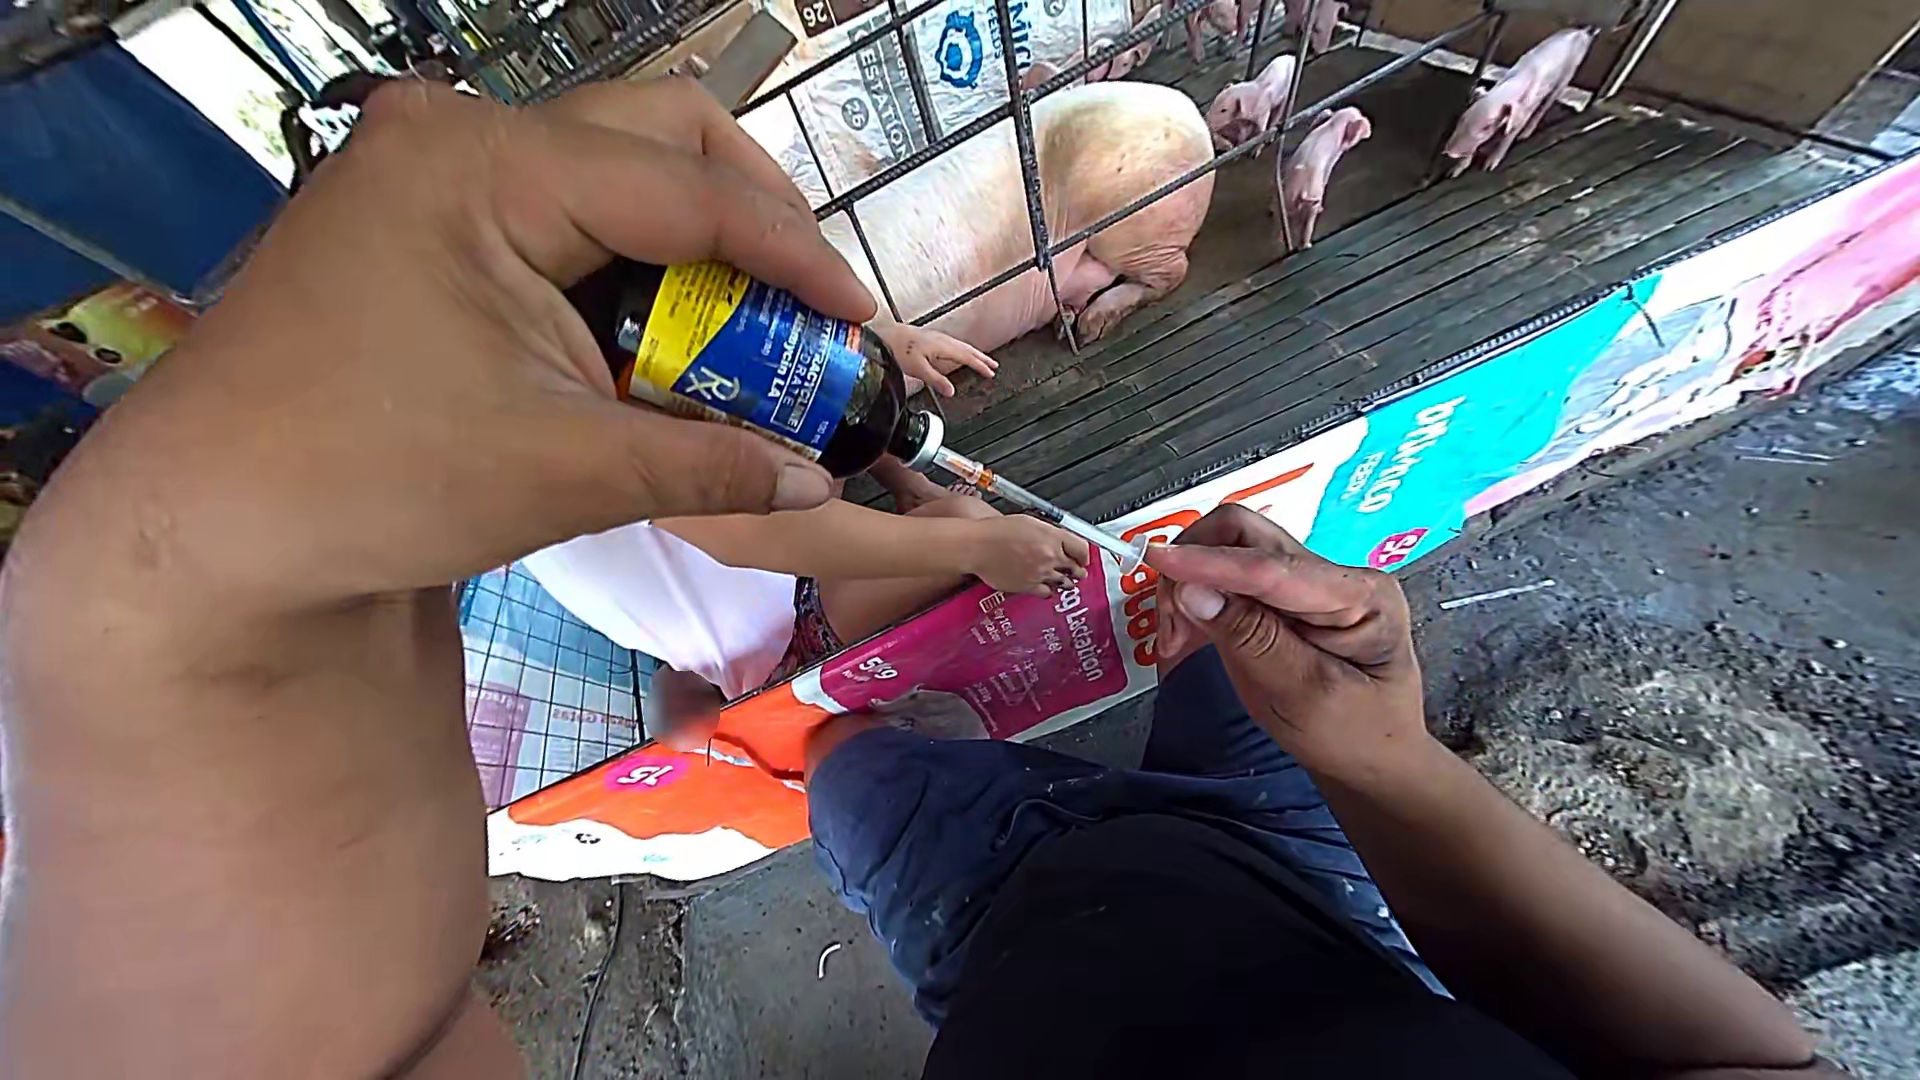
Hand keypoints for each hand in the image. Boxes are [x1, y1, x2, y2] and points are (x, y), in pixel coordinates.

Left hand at [25, 78, 875, 612]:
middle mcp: (473, 148)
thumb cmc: (383, 482)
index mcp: (486, 173)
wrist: (231, 528)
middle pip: (666, 137)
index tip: (856, 312)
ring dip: (718, 246)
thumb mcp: (575, 472)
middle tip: (812, 294)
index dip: (793, 250)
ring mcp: (461, 185)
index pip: (687, 188)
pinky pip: (599, 227)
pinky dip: (669, 277)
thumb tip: (819, 486)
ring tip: (769, 317)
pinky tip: (693, 334)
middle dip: (762, 215)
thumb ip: (715, 469)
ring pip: (635, 175)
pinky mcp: (463, 235)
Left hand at [873, 320, 996, 396]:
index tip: (991, 373)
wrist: (883, 336)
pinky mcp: (929, 338)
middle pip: (967, 349)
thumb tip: (951, 391)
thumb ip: (936, 380)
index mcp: (942, 346)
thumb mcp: (918, 369)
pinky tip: (957, 353)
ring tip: (981, 360)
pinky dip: (961, 350)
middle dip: (982, 358)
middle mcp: (941, 339)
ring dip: (973, 353)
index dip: (980, 366)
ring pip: (960, 345)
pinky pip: (952, 344)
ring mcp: (935, 337)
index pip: (967, 357)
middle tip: (994, 366)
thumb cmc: (897, 348)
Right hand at [965, 515, 1090, 595]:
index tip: (1083, 558)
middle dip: (1077, 570)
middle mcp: (1049, 555)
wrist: (977, 545)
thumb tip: (1057, 540)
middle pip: (1075, 568)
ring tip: (1064, 581)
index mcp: (1052, 536)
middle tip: (1078, 572)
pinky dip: (1049, 590)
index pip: (1082, 549)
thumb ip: (1047, 532)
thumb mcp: (1028, 522)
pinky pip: (1047, 592)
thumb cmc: (996, 531)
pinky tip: (1047, 588)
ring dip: (1065, 582)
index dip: (1085, 555)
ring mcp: (1040, 572)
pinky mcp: (1029, 586)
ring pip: (1063, 582)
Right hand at [1146, 505, 1427, 776]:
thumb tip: (1191, 590)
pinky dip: (1190, 596)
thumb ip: (1250, 639)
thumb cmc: (1351, 736)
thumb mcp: (1303, 697)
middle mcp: (1328, 574)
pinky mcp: (1272, 594)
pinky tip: (1183, 632)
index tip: (1157, 559)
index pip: (1269, 566)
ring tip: (1175, 639)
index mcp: (1357, 596)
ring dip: (1186, 582)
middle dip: (1193, 565)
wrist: (1369, 758)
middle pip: (1244, 536)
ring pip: (1223, 549)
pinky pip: (1219, 575)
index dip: (1208, 561)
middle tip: (1169, 620)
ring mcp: (1299, 581)